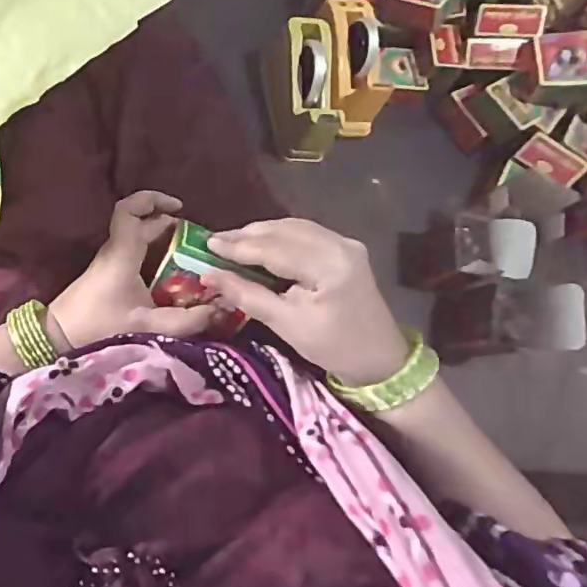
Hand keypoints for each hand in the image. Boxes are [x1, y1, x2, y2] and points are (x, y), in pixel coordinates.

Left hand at [48, 191, 217, 347]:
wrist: (58, 338)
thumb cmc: (97, 326)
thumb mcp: (146, 326)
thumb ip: (185, 321)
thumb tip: (218, 311)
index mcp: (122, 253)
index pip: (129, 210)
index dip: (152, 199)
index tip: (178, 207)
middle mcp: (115, 251)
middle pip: (142, 224)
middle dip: (171, 226)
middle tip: (198, 242)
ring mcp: (110, 261)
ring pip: (139, 239)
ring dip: (163, 241)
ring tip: (190, 257)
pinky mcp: (108, 274)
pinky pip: (135, 254)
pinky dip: (155, 256)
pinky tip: (172, 274)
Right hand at [204, 219, 408, 384]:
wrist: (380, 359)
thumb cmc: (333, 347)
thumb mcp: (286, 324)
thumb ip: (247, 295)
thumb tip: (208, 275)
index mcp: (329, 265)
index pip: (274, 248)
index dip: (237, 246)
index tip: (206, 244)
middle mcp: (339, 244)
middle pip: (283, 230)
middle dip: (246, 235)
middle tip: (213, 242)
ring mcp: (345, 243)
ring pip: (293, 228)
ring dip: (261, 233)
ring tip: (231, 242)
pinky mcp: (344, 248)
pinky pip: (304, 234)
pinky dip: (278, 237)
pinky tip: (259, 244)